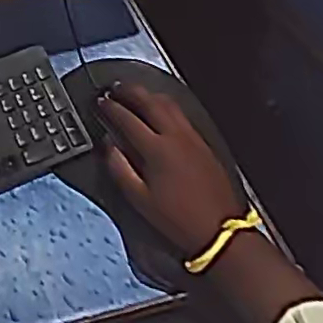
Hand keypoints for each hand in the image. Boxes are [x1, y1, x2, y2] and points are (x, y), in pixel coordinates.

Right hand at [96, 83, 242, 256]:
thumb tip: (108, 146)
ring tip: (137, 94)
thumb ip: (119, 168)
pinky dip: (165, 105)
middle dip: (129, 91)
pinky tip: (161, 111)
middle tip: (115, 89)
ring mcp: (193, 139)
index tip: (100, 103)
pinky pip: (182, 115)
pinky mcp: (205, 145)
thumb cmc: (178, 219)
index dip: (110, 107)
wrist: (222, 234)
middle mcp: (175, 137)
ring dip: (149, 95)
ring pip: (169, 104)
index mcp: (156, 149)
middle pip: (149, 102)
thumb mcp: (139, 199)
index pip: (127, 118)